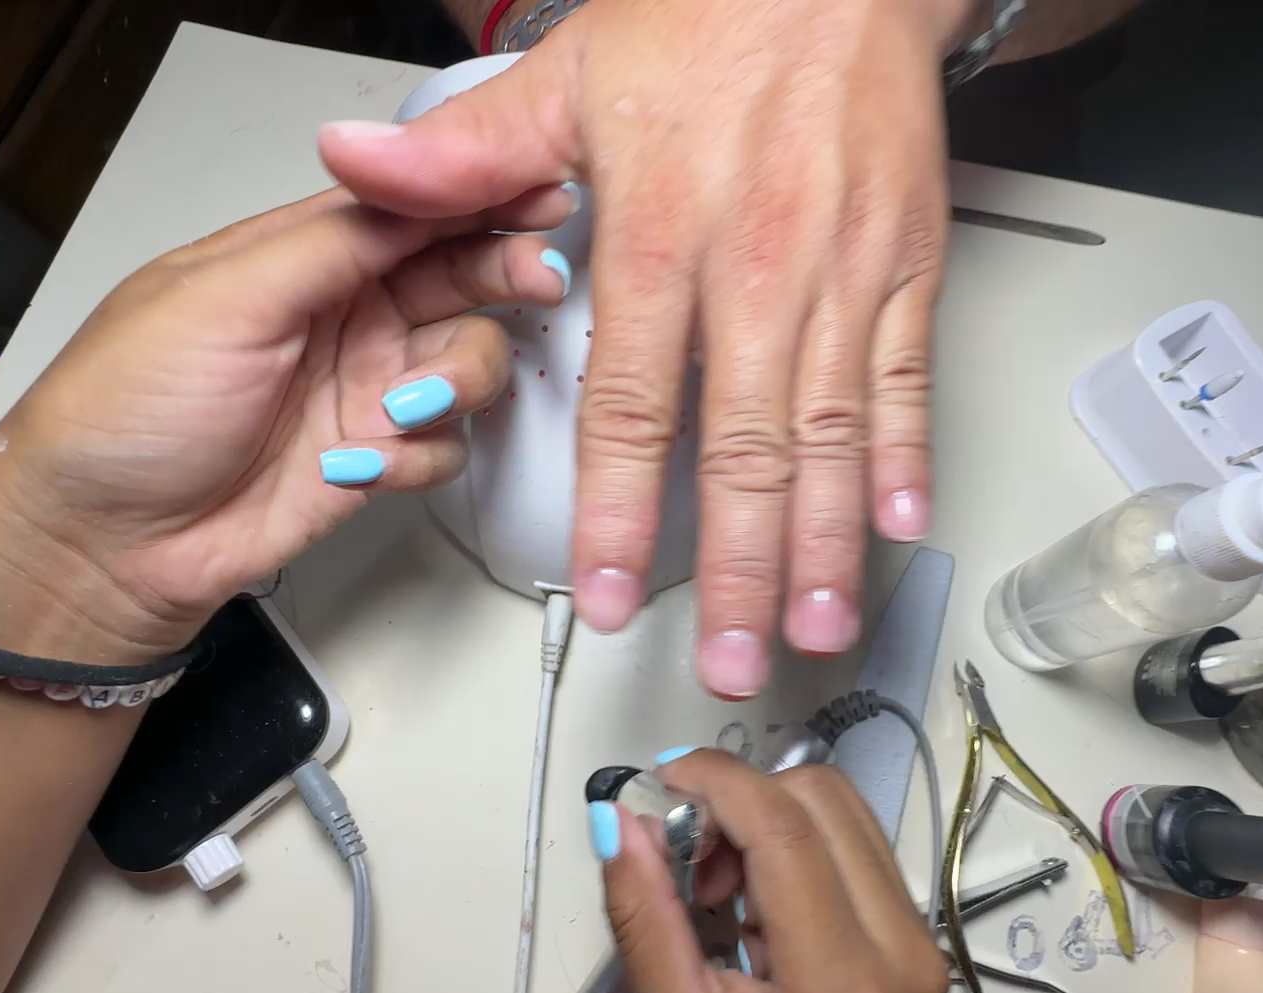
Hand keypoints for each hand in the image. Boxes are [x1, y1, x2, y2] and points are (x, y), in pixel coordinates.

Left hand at [0, 188, 574, 661]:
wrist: (114, 540)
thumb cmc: (130, 408)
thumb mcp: (219, 299)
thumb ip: (327, 248)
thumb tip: (414, 191)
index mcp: (307, 259)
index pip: (411, 213)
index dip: (478, 199)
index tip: (537, 197)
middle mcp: (355, 317)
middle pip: (461, 280)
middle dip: (504, 277)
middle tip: (538, 283)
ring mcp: (377, 388)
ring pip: (473, 365)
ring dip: (458, 384)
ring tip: (403, 412)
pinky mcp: (389, 453)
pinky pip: (450, 445)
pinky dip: (419, 456)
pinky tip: (358, 467)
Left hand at [318, 0, 978, 697]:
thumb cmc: (715, 20)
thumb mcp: (575, 70)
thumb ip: (472, 146)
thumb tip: (356, 163)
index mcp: (665, 236)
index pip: (633, 407)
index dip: (620, 513)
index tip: (610, 596)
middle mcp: (758, 273)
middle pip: (744, 451)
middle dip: (738, 569)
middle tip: (731, 658)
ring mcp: (841, 280)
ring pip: (832, 437)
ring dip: (824, 543)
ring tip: (813, 626)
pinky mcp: (904, 273)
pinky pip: (905, 380)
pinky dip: (906, 458)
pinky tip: (899, 527)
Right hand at [591, 750, 948, 992]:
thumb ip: (643, 917)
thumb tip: (620, 821)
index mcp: (844, 988)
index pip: (784, 829)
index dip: (719, 781)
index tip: (668, 778)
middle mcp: (902, 952)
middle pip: (817, 798)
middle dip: (738, 801)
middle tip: (688, 854)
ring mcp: (919, 939)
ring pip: (839, 805)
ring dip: (767, 814)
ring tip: (721, 882)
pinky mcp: (917, 932)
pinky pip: (854, 836)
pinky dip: (795, 835)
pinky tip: (759, 890)